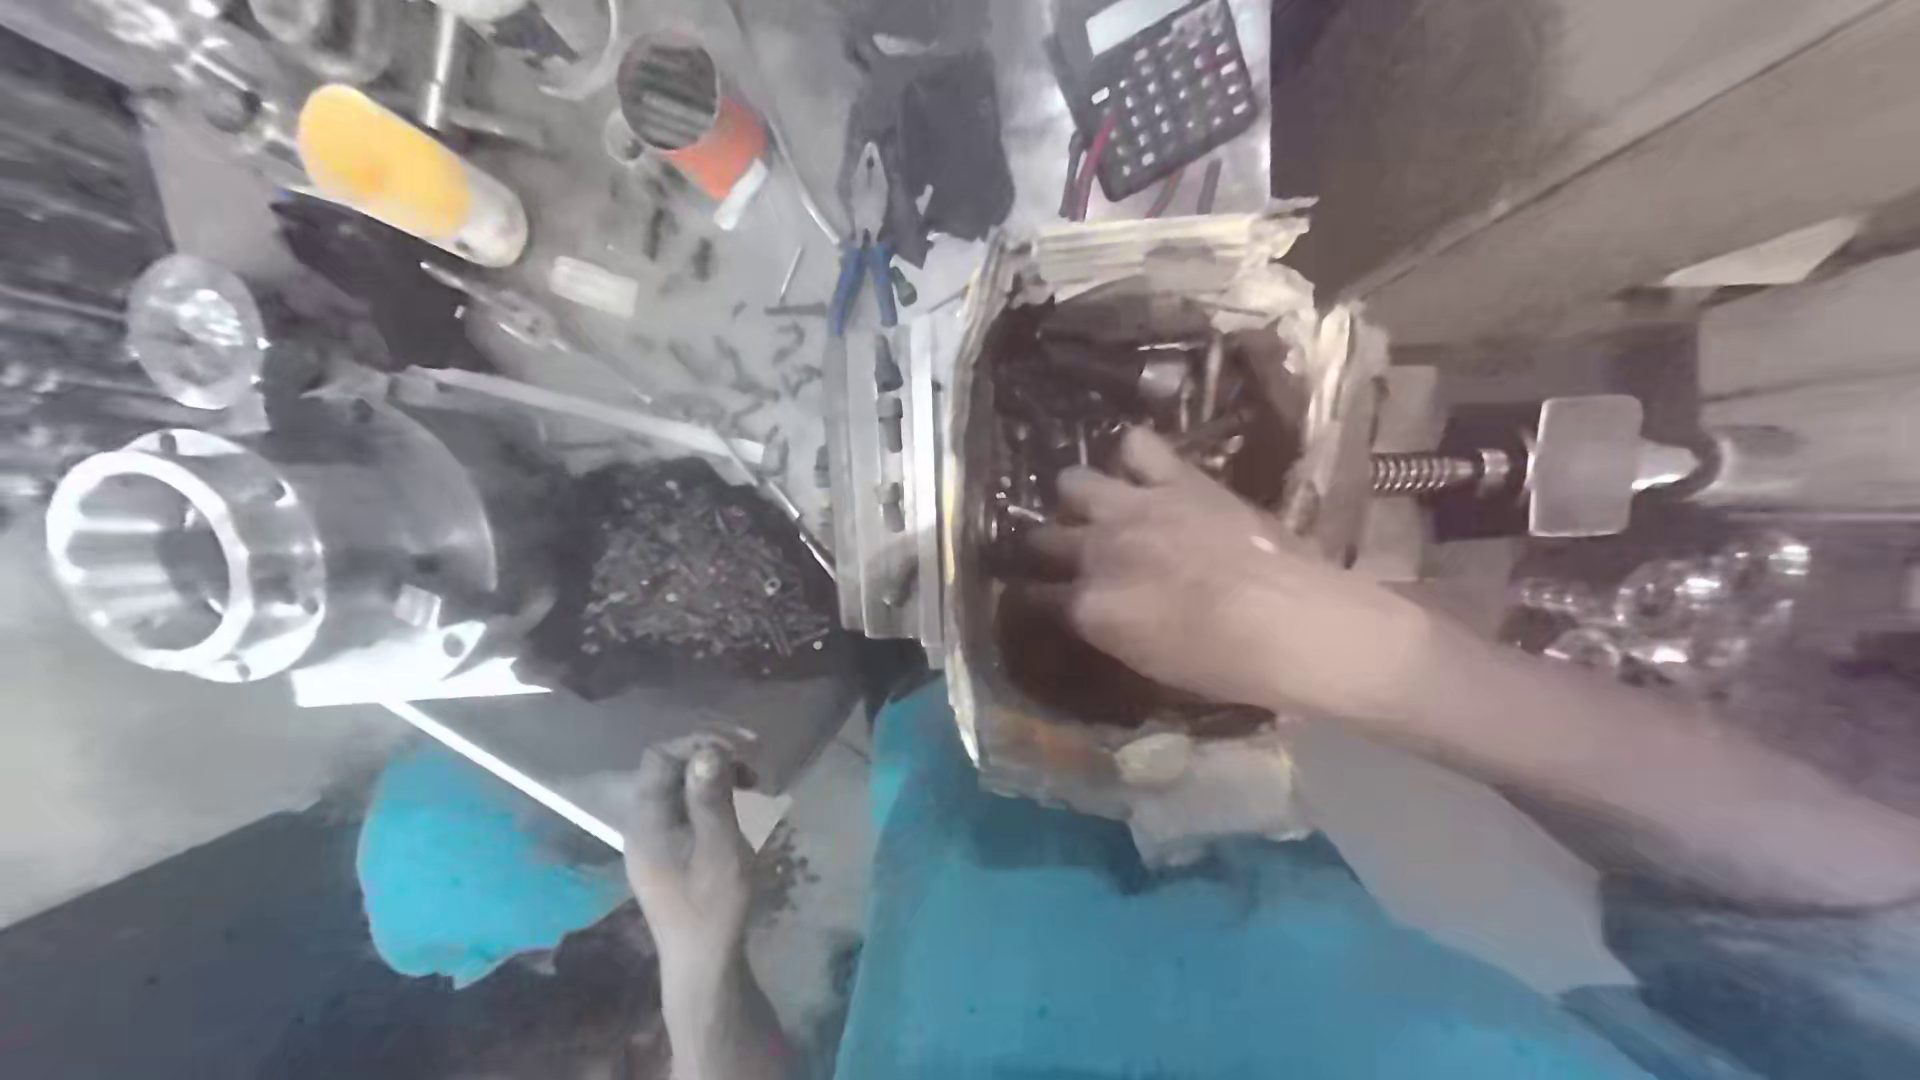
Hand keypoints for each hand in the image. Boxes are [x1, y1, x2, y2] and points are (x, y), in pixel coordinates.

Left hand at [621, 737, 751, 974]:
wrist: (702, 961)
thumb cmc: (713, 904)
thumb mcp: (720, 847)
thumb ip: (711, 797)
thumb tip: (708, 750)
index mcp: (648, 821)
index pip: (660, 758)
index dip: (697, 744)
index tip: (738, 750)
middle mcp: (642, 823)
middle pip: (668, 768)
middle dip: (710, 756)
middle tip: (752, 764)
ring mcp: (652, 837)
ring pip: (678, 785)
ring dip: (714, 773)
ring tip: (752, 781)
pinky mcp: (666, 848)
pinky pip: (683, 804)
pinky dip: (711, 793)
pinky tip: (738, 802)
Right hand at [1025, 427, 1433, 720]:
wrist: (1298, 626)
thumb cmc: (1226, 665)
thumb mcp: (1148, 661)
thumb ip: (1106, 626)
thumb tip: (1089, 607)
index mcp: (1089, 607)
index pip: (1038, 596)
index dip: (1039, 596)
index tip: (1046, 596)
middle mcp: (1097, 551)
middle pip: (1044, 539)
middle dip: (1048, 547)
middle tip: (1070, 553)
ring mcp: (1134, 509)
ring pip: (1072, 482)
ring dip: (1079, 497)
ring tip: (1099, 506)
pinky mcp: (1177, 480)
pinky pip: (1137, 444)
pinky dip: (1134, 457)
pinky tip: (1143, 472)